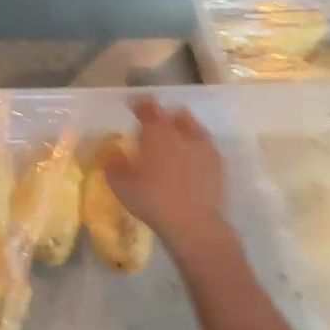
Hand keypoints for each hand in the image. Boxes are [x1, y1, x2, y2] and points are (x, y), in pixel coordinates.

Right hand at [103, 98, 227, 244]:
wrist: (195, 225)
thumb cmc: (153, 201)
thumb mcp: (121, 185)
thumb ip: (113, 164)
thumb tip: (110, 151)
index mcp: (157, 133)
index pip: (148, 108)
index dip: (139, 104)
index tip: (133, 105)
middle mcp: (182, 134)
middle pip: (173, 114)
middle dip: (163, 116)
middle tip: (152, 127)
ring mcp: (204, 148)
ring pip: (193, 127)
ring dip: (182, 129)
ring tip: (173, 141)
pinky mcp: (219, 165)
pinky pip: (205, 146)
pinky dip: (195, 147)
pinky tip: (189, 161)